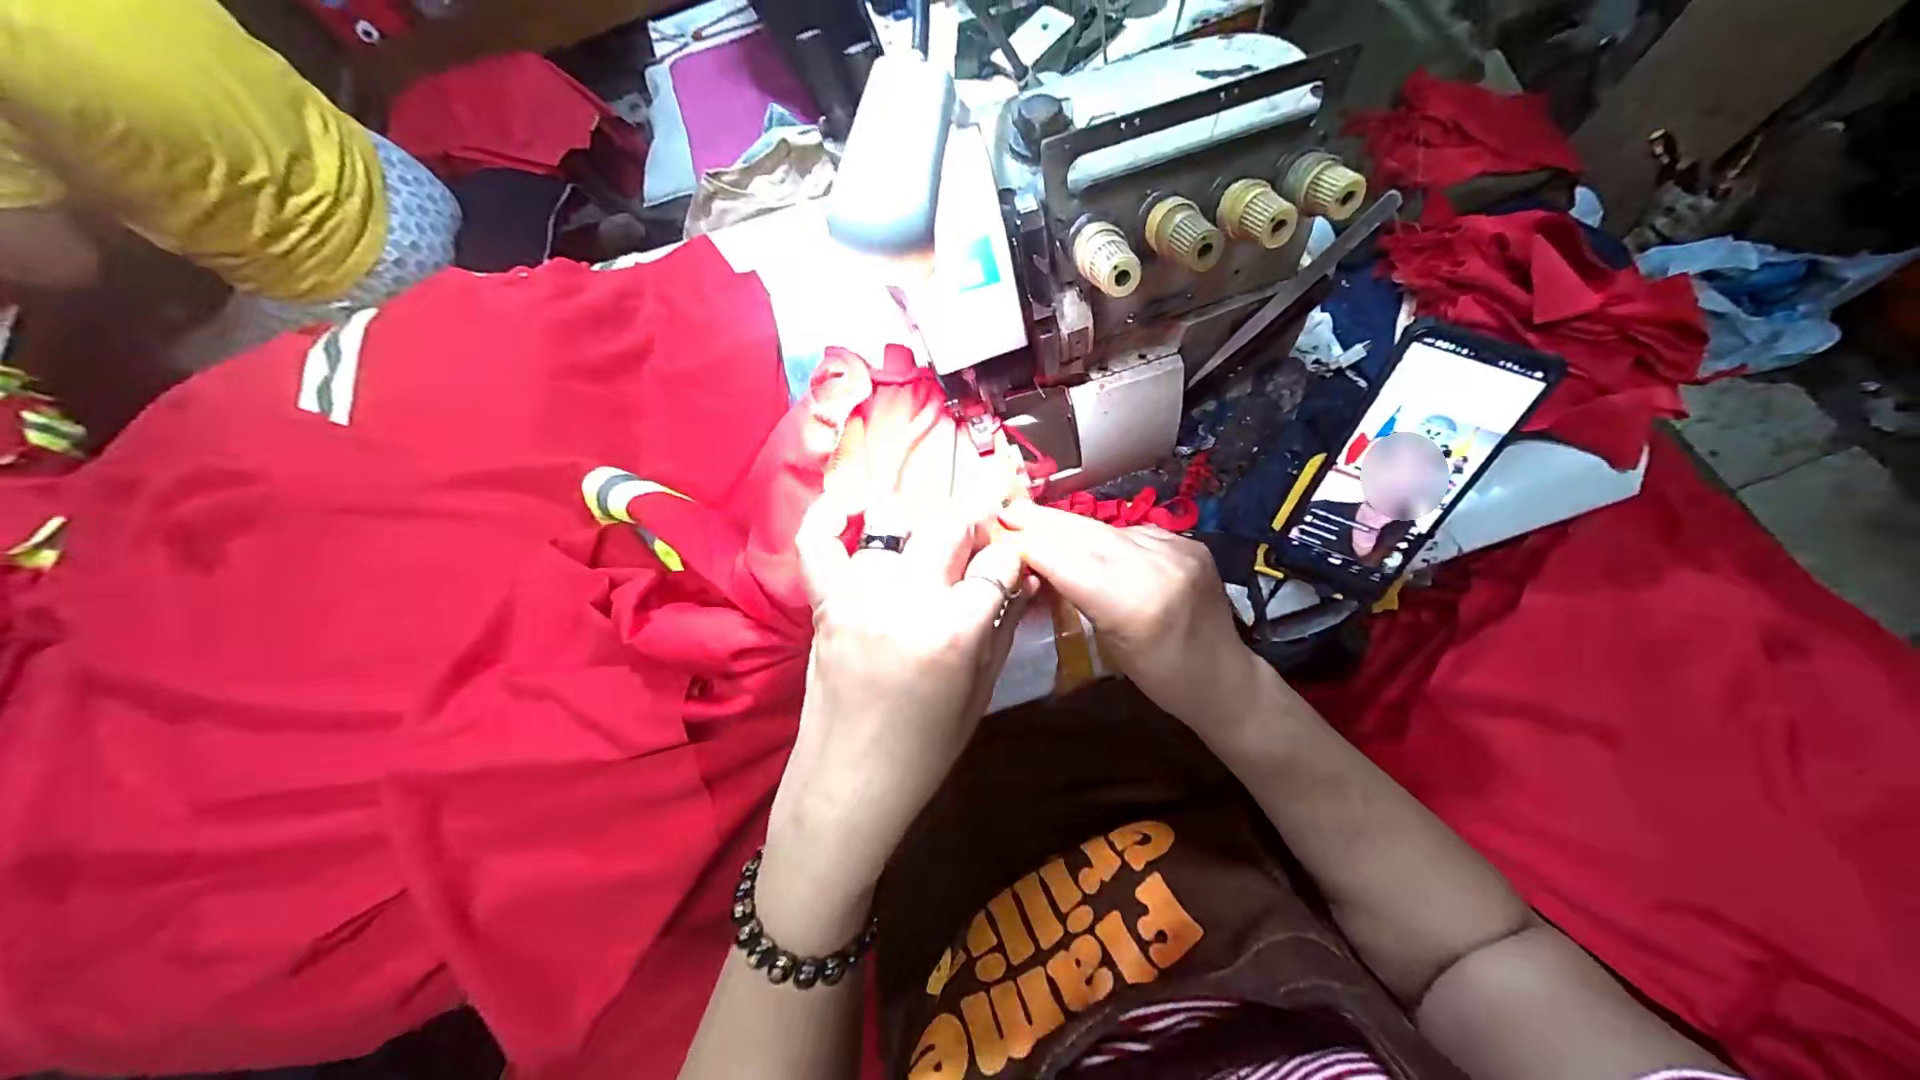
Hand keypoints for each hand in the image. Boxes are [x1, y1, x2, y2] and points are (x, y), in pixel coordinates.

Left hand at [757, 491, 1026, 952]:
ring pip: (893, 520)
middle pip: (949, 526)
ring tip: (931, 538)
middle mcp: (905, 600)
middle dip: (974, 526)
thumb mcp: (980, 692)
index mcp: (953, 631)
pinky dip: (832, 513)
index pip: (997, 562)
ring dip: (920, 519)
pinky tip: (858, 505)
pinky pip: (816, 541)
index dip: (1012, 556)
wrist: (850, 782)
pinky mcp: (823, 602)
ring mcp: (857, 596)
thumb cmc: (925, 751)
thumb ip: (1003, 626)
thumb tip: (1022, 577)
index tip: (1013, 560)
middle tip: (979, 543)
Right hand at [998, 500, 1271, 737]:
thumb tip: (1038, 559)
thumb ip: (1077, 595)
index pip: (1069, 561)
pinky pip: (1130, 532)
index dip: (1032, 542)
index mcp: (1135, 602)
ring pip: (1106, 529)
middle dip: (1043, 522)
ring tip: (1036, 519)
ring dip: (1068, 526)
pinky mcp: (1186, 540)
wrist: (1224, 676)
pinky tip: (1086, 541)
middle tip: (1008, 510)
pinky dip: (1103, 536)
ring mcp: (1176, 548)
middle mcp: (1158, 565)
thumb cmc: (1160, 678)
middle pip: (1086, 535)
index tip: (999, 529)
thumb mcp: (1108, 644)